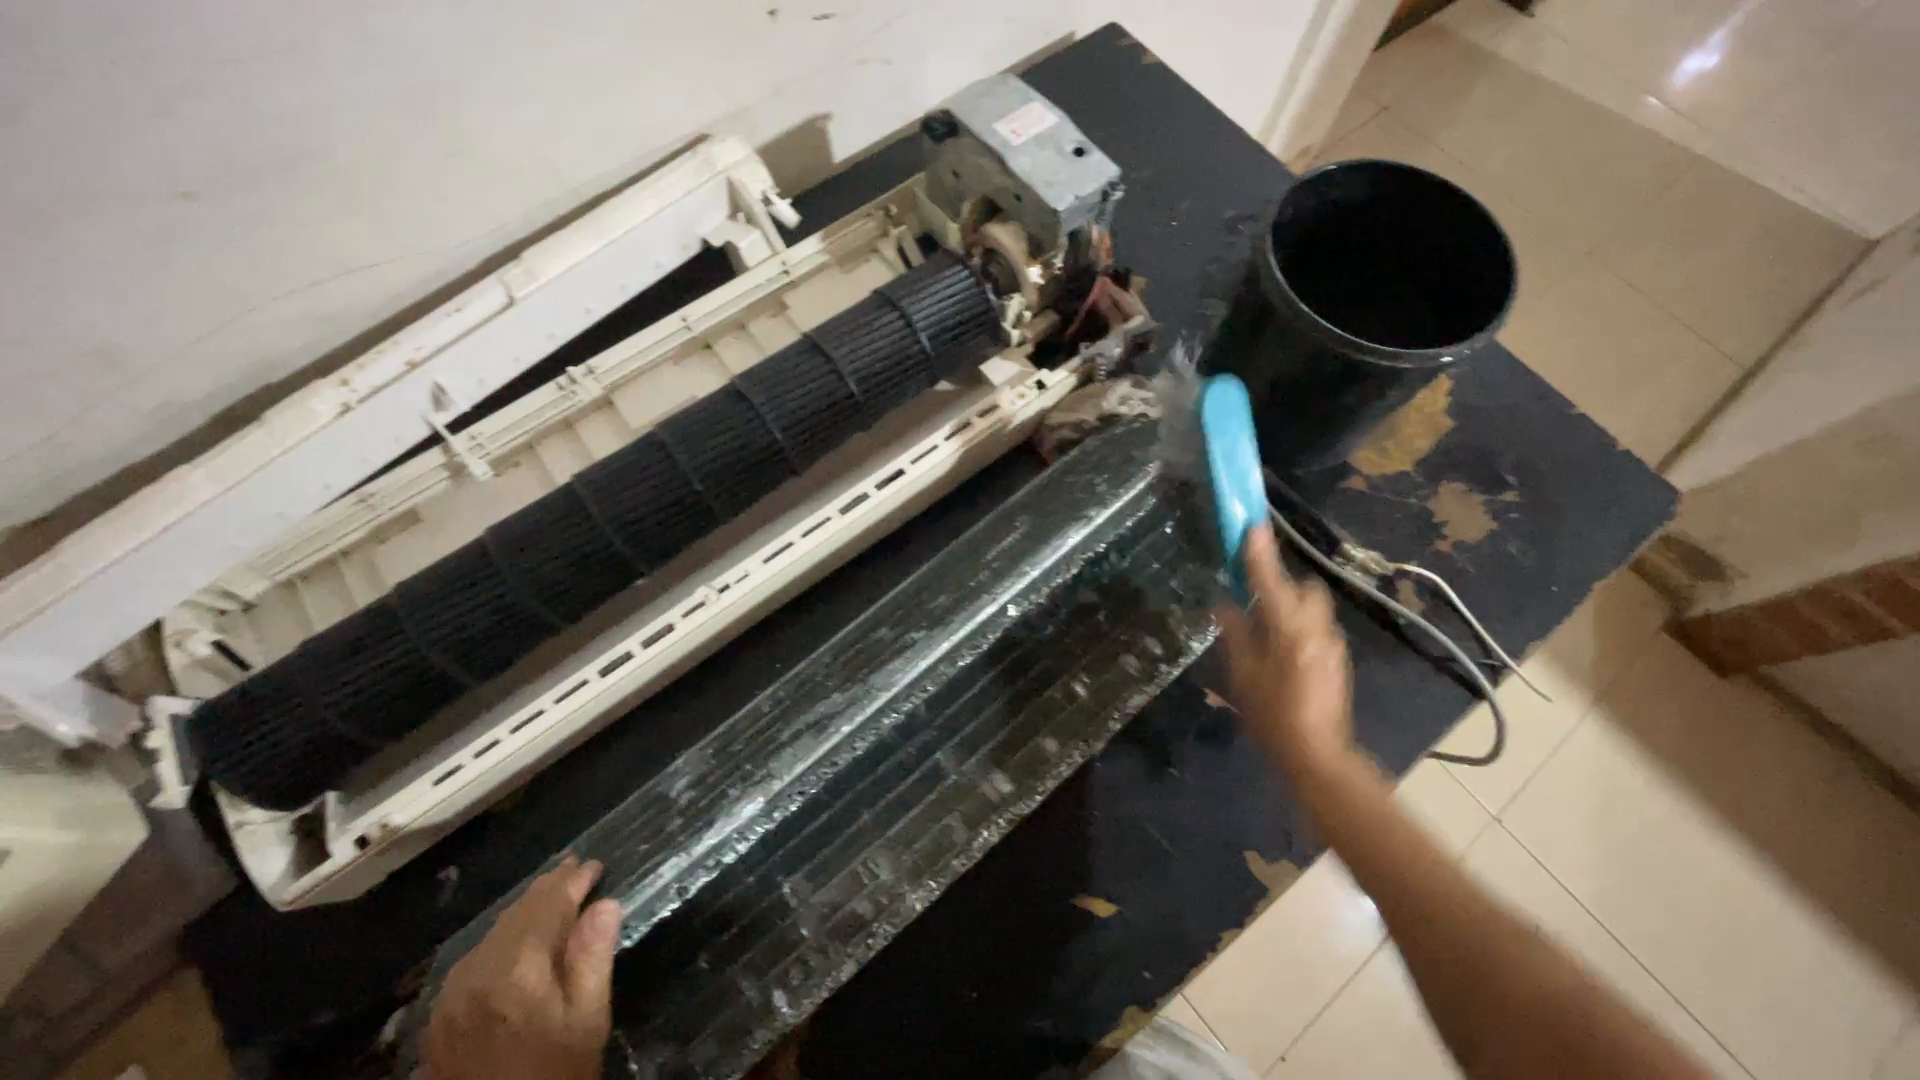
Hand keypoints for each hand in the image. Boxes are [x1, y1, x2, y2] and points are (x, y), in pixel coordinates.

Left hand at [425, 855, 622, 1079]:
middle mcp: (478, 972)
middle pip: (517, 914)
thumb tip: (605, 904)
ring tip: (551, 896)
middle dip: (548, 889)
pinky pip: (476, 957)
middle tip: (575, 869)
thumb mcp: (587, 1023)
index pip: (548, 907)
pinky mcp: (440, 1015)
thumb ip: (593, 959)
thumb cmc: (554, 1077)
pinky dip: (503, 938)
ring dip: (524, 911)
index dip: (573, 882)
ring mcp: (452, 994)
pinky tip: (517, 939)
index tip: (595, 864)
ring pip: (493, 933)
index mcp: (518, 971)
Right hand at [1214, 525, 1354, 775]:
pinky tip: (1280, 653)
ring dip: (1290, 606)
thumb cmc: (1272, 718)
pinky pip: (1316, 628)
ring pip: (1313, 608)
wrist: (1318, 756)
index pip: (1271, 582)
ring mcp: (1332, 645)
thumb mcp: (1242, 677)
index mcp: (1289, 632)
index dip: (1259, 553)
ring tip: (1265, 628)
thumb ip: (1234, 635)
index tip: (1250, 524)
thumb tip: (1224, 604)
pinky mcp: (1337, 659)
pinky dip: (1298, 627)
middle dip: (1283, 584)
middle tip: (1256, 596)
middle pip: (1305, 589)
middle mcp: (1317, 630)